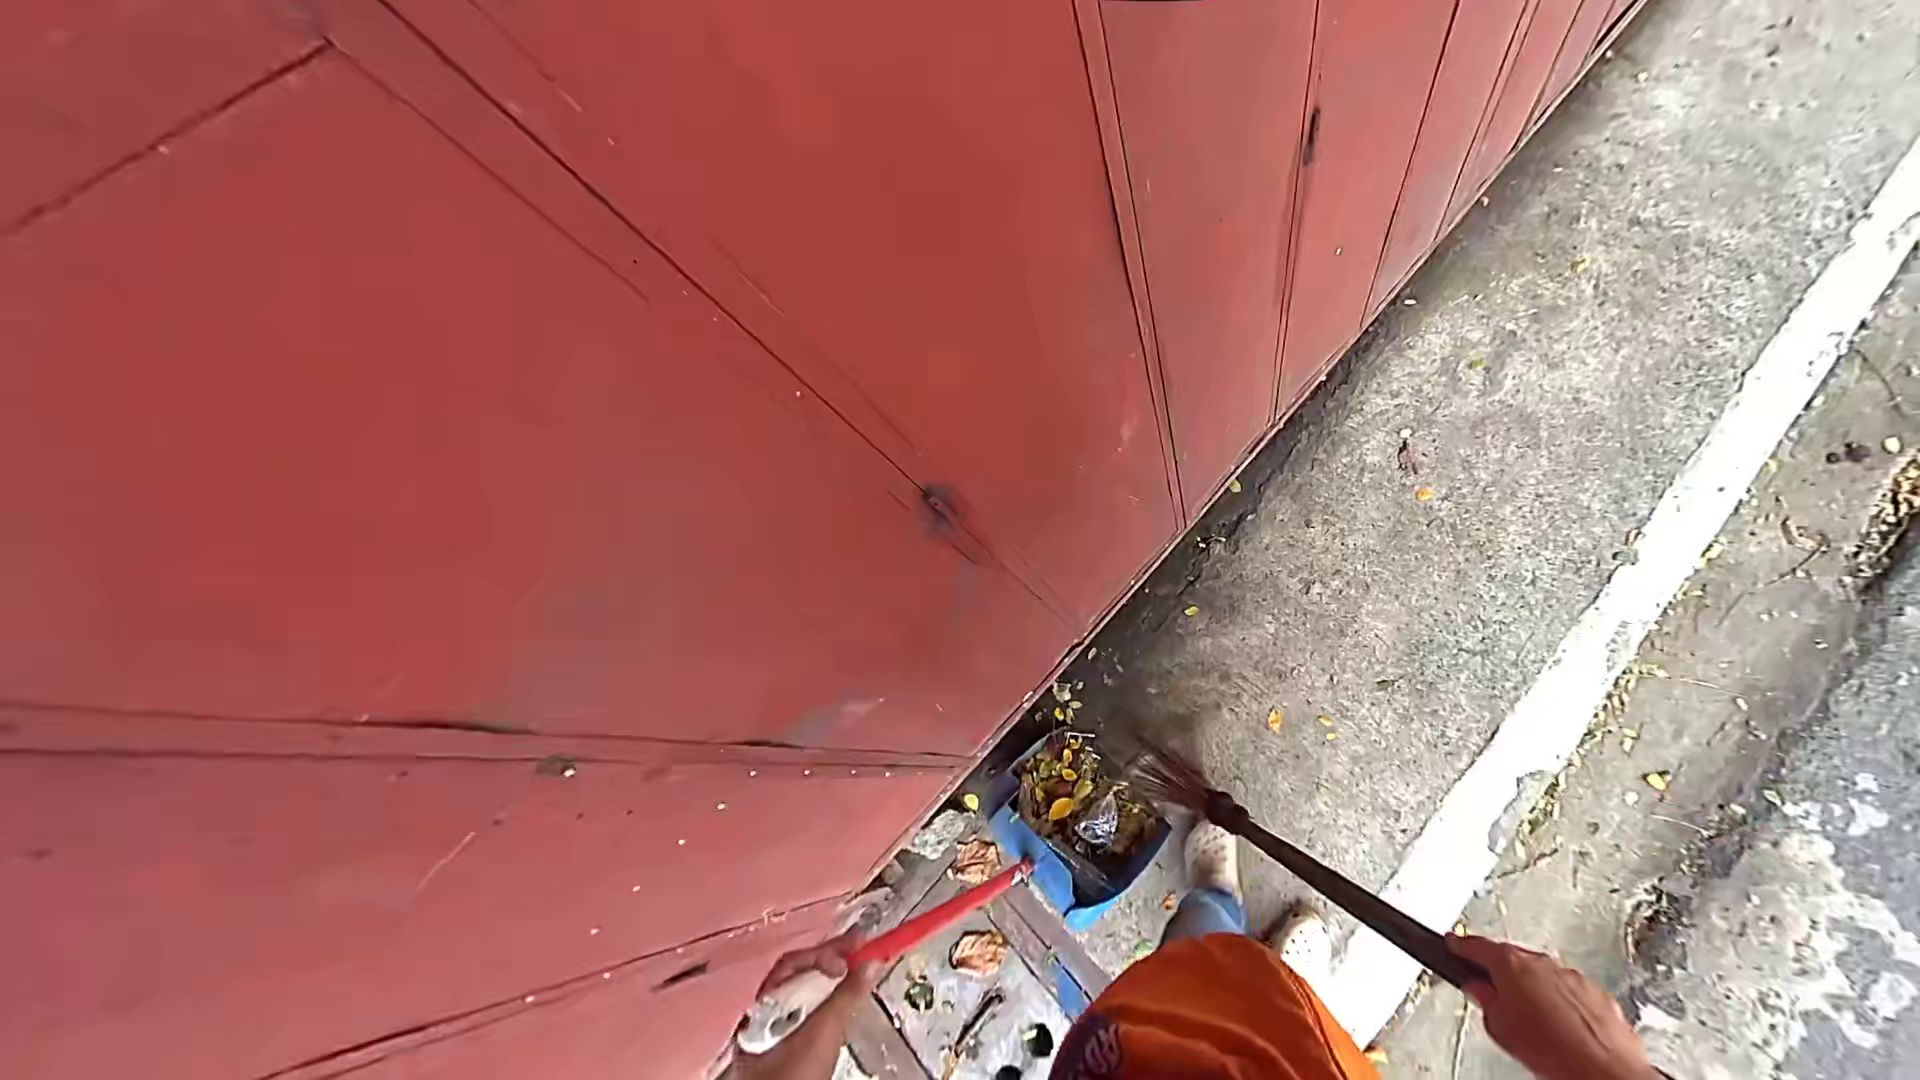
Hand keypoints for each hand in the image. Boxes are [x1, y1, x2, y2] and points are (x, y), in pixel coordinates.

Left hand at [726, 930, 882, 1079]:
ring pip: (801, 999)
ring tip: (856, 977)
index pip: (794, 962)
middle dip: (830, 963)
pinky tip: (841, 1010)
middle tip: (860, 954)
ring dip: (829, 985)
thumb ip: (848, 994)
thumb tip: (872, 962)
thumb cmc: (794, 1075)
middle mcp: (760, 1019)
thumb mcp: (825, 1031)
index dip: (825, 952)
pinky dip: (825, 1007)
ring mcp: (770, 1040)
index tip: (856, 948)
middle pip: (797, 977)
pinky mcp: (784, 1058)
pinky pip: (805, 1019)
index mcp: (762, 1005)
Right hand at [1448, 935, 1655, 1079]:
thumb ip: (1484, 1000)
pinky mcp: (1602, 999)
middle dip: (1503, 976)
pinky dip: (1566, 1006)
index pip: (1474, 945)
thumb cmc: (1555, 1053)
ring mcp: (1573, 979)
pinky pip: (1574, 994)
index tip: (1453, 944)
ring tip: (1538, 1024)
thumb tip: (1481, 991)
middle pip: (1511, 960)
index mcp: (1508, 962)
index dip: (1459, 946)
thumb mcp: (1498, 1027)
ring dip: (1537, 991)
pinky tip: (1566, 1031)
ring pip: (1544, 977)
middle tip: (1497, 998)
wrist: (1608, 1077)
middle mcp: (1541, 963)